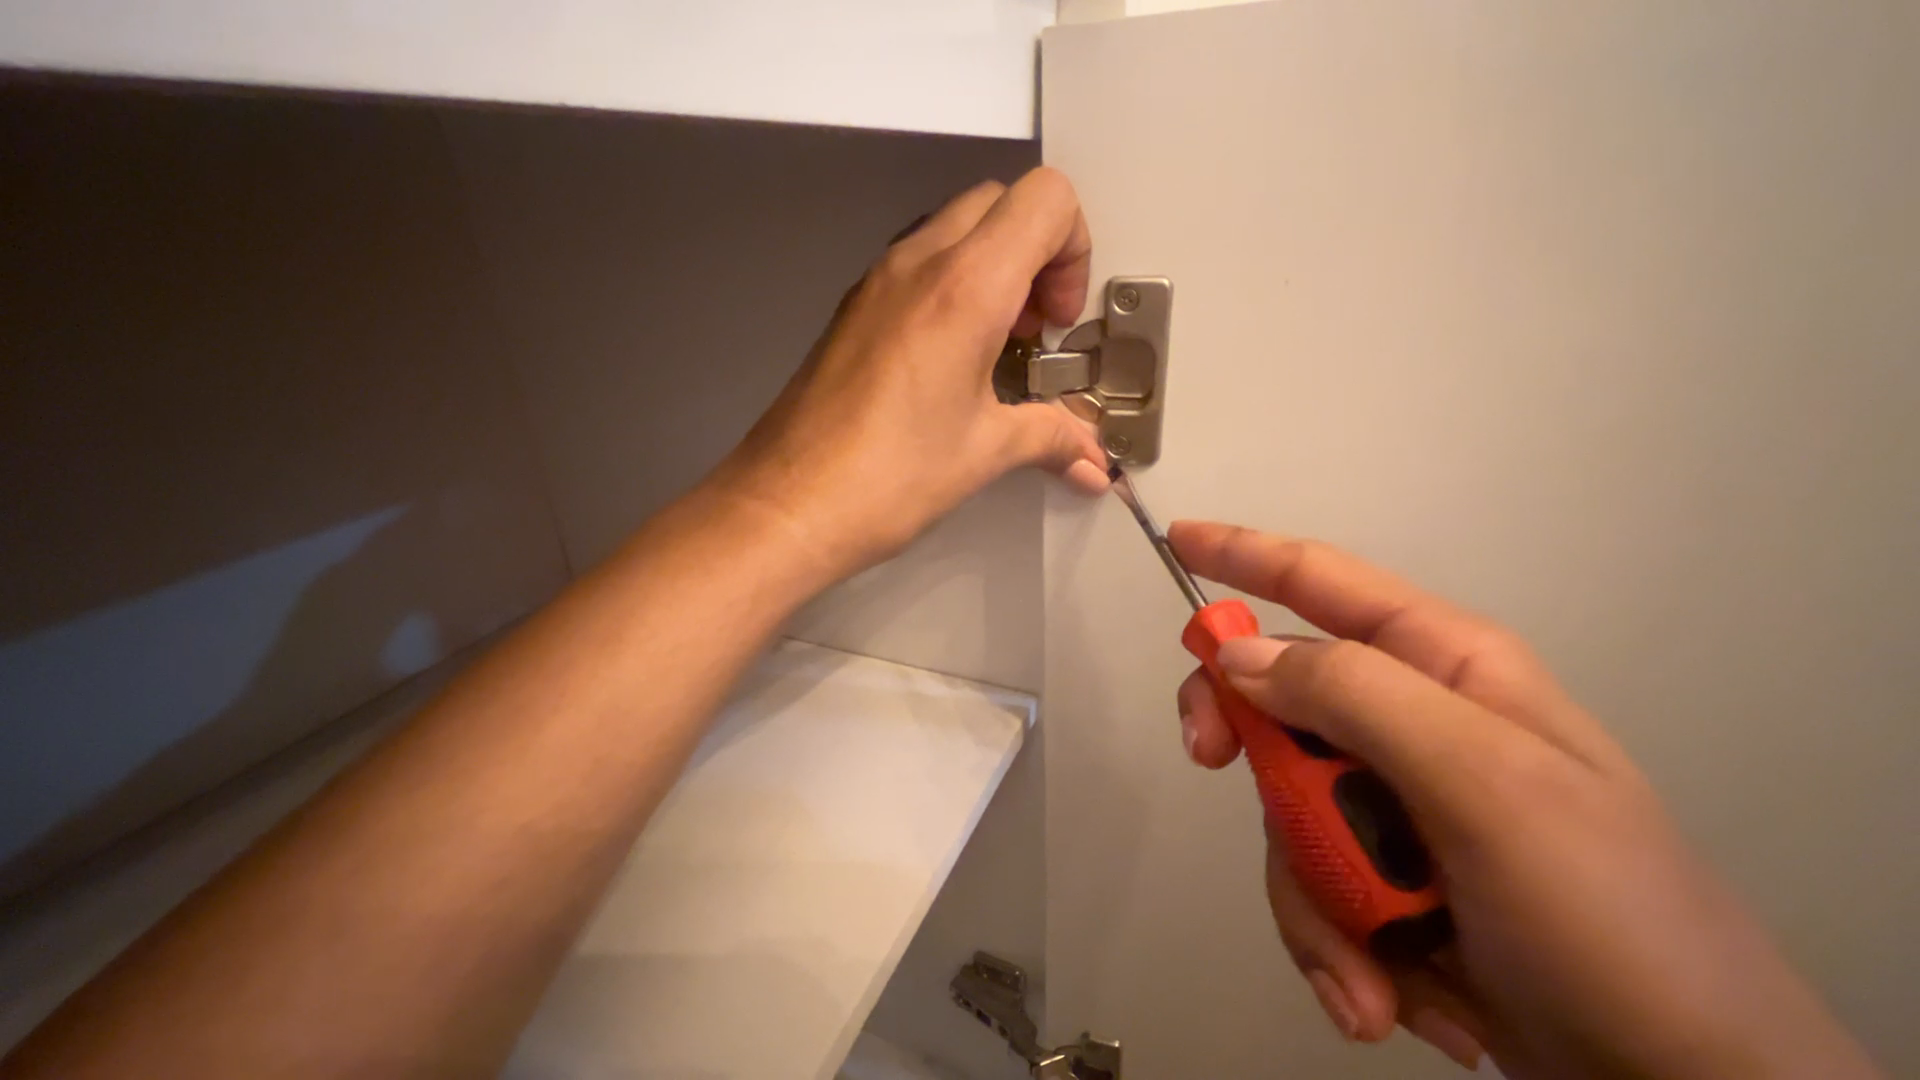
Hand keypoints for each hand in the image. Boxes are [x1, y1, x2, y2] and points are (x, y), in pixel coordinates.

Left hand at [708, 168, 1108, 581]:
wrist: (787, 505)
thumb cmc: (889, 476)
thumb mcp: (984, 452)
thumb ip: (1050, 437)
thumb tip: (1090, 461)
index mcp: (964, 287)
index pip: (1045, 200)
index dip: (1075, 249)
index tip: (1059, 321)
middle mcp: (916, 262)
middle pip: (1000, 201)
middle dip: (1037, 252)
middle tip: (1036, 328)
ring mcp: (876, 280)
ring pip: (955, 226)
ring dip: (992, 267)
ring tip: (995, 346)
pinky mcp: (852, 307)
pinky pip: (916, 262)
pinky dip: (952, 287)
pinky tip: (950, 362)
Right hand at [1168, 522, 1881, 1079]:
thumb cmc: (1602, 912)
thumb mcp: (1484, 785)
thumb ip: (1354, 698)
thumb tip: (1237, 655)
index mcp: (1445, 668)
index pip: (1323, 582)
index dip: (1244, 554)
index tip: (1177, 540)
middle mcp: (1411, 723)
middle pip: (1277, 700)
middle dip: (1248, 744)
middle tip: (1209, 763)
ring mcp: (1395, 804)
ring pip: (1287, 811)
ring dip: (1315, 900)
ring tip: (1374, 974)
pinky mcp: (1386, 879)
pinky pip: (1312, 886)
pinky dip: (1336, 947)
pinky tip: (1384, 996)